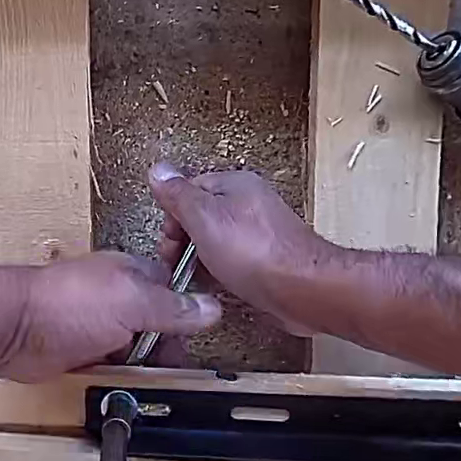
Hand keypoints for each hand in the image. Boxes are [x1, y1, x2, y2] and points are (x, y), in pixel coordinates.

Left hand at [0, 252, 222, 382]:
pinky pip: (111, 367)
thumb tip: (211, 306)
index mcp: (132, 275)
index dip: (186, 315)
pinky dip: (119, 378)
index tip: (193, 340)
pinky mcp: (80, 353)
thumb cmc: (67, 304)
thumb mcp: (133, 302)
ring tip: (150, 384)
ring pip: (135, 349)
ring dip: (142, 367)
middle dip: (164, 347)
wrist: (11, 328)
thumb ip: (173, 307)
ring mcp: (97, 326)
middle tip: (170, 369)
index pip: (173, 291)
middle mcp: (117, 298)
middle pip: (156, 324)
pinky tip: (125, 388)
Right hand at [148, 162, 344, 337]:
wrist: (303, 290)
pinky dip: (220, 272)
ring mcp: (259, 232)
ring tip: (195, 278)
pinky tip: (216, 287)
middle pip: (201, 216)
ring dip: (200, 259)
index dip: (173, 215)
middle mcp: (249, 203)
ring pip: (216, 241)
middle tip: (177, 261)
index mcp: (235, 184)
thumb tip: (158, 171)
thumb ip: (178, 194)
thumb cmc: (256, 252)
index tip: (169, 238)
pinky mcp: (267, 259)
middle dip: (184, 240)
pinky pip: (233, 261)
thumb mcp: (204, 217)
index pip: (188, 190)